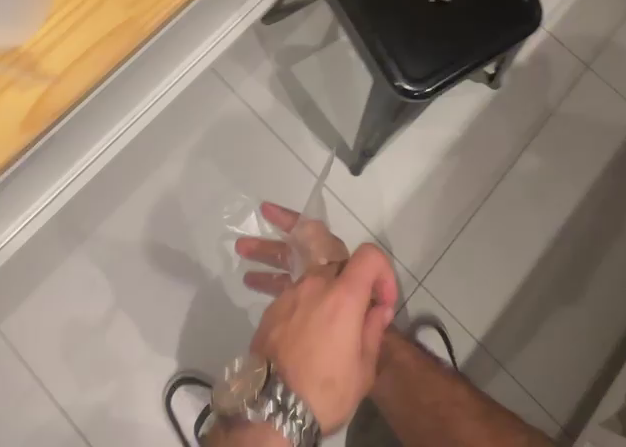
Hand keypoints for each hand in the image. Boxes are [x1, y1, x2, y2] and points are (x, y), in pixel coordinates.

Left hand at [235, 202, 398, 432]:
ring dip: (269, 249)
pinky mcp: (271, 310)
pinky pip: (279, 287)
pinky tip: (255, 280)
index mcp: (344, 295)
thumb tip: (377, 308)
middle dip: (303, 227)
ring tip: (243, 243)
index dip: (382, 272)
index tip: (381, 302)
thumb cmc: (327, 390)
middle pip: (317, 241)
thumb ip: (372, 329)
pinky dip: (271, 280)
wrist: (274, 410)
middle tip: (277, 215)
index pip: (369, 256)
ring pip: (288, 262)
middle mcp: (316, 284)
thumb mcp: (364, 368)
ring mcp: (289, 295)